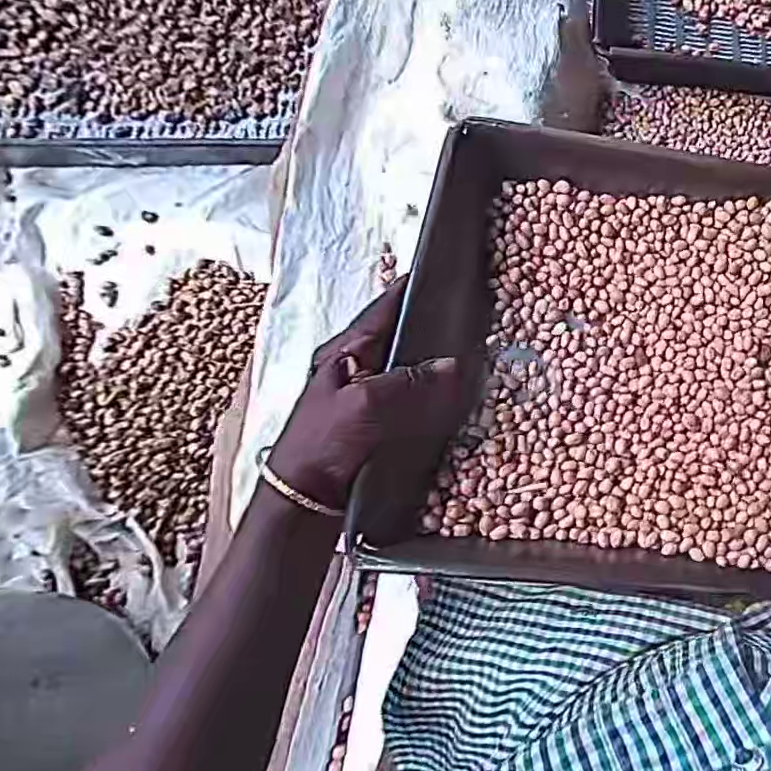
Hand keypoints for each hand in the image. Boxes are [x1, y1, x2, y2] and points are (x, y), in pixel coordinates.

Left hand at [266, 276, 468, 511]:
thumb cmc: (324, 444)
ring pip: (407, 365)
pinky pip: (411, 393)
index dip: (410, 290)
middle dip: (428, 324)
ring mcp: (366, 394)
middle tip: (463, 314)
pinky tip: (450, 394)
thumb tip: (453, 365)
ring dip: (432, 358)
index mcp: (345, 352)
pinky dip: (431, 389)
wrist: (304, 497)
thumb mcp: (365, 405)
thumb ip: (409, 382)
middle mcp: (355, 367)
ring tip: (465, 349)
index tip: (439, 274)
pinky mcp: (376, 419)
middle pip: (399, 335)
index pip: (384, 309)